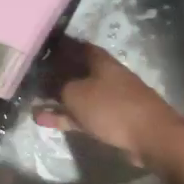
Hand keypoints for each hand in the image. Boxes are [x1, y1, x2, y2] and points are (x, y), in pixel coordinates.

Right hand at [34, 38, 183, 162]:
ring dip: (57, 99)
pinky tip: (44, 119)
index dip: (59, 47)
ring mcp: (110, 99)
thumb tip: (46, 82)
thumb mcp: (75, 94)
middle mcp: (106, 76)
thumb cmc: (111, 107)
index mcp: (100, 61)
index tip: (40, 51)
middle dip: (55, 75)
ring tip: (33, 103)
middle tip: (32, 79)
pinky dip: (65, 116)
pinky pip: (83, 114)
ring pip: (78, 95)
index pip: (77, 46)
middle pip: (77, 72)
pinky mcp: (112, 120)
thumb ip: (57, 86)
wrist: (151, 137)